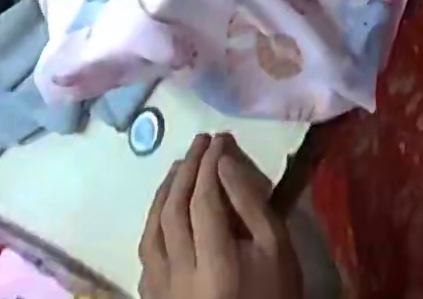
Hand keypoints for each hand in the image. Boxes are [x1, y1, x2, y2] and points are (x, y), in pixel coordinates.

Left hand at [139, 133, 300, 298]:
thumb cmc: (273, 294)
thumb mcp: (277, 247)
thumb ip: (251, 204)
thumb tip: (224, 163)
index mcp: (216, 265)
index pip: (203, 200)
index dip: (209, 164)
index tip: (219, 139)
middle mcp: (180, 278)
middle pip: (173, 211)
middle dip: (187, 169)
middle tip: (200, 142)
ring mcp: (162, 293)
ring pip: (151, 232)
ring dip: (164, 193)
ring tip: (179, 167)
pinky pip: (146, 256)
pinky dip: (153, 224)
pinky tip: (165, 210)